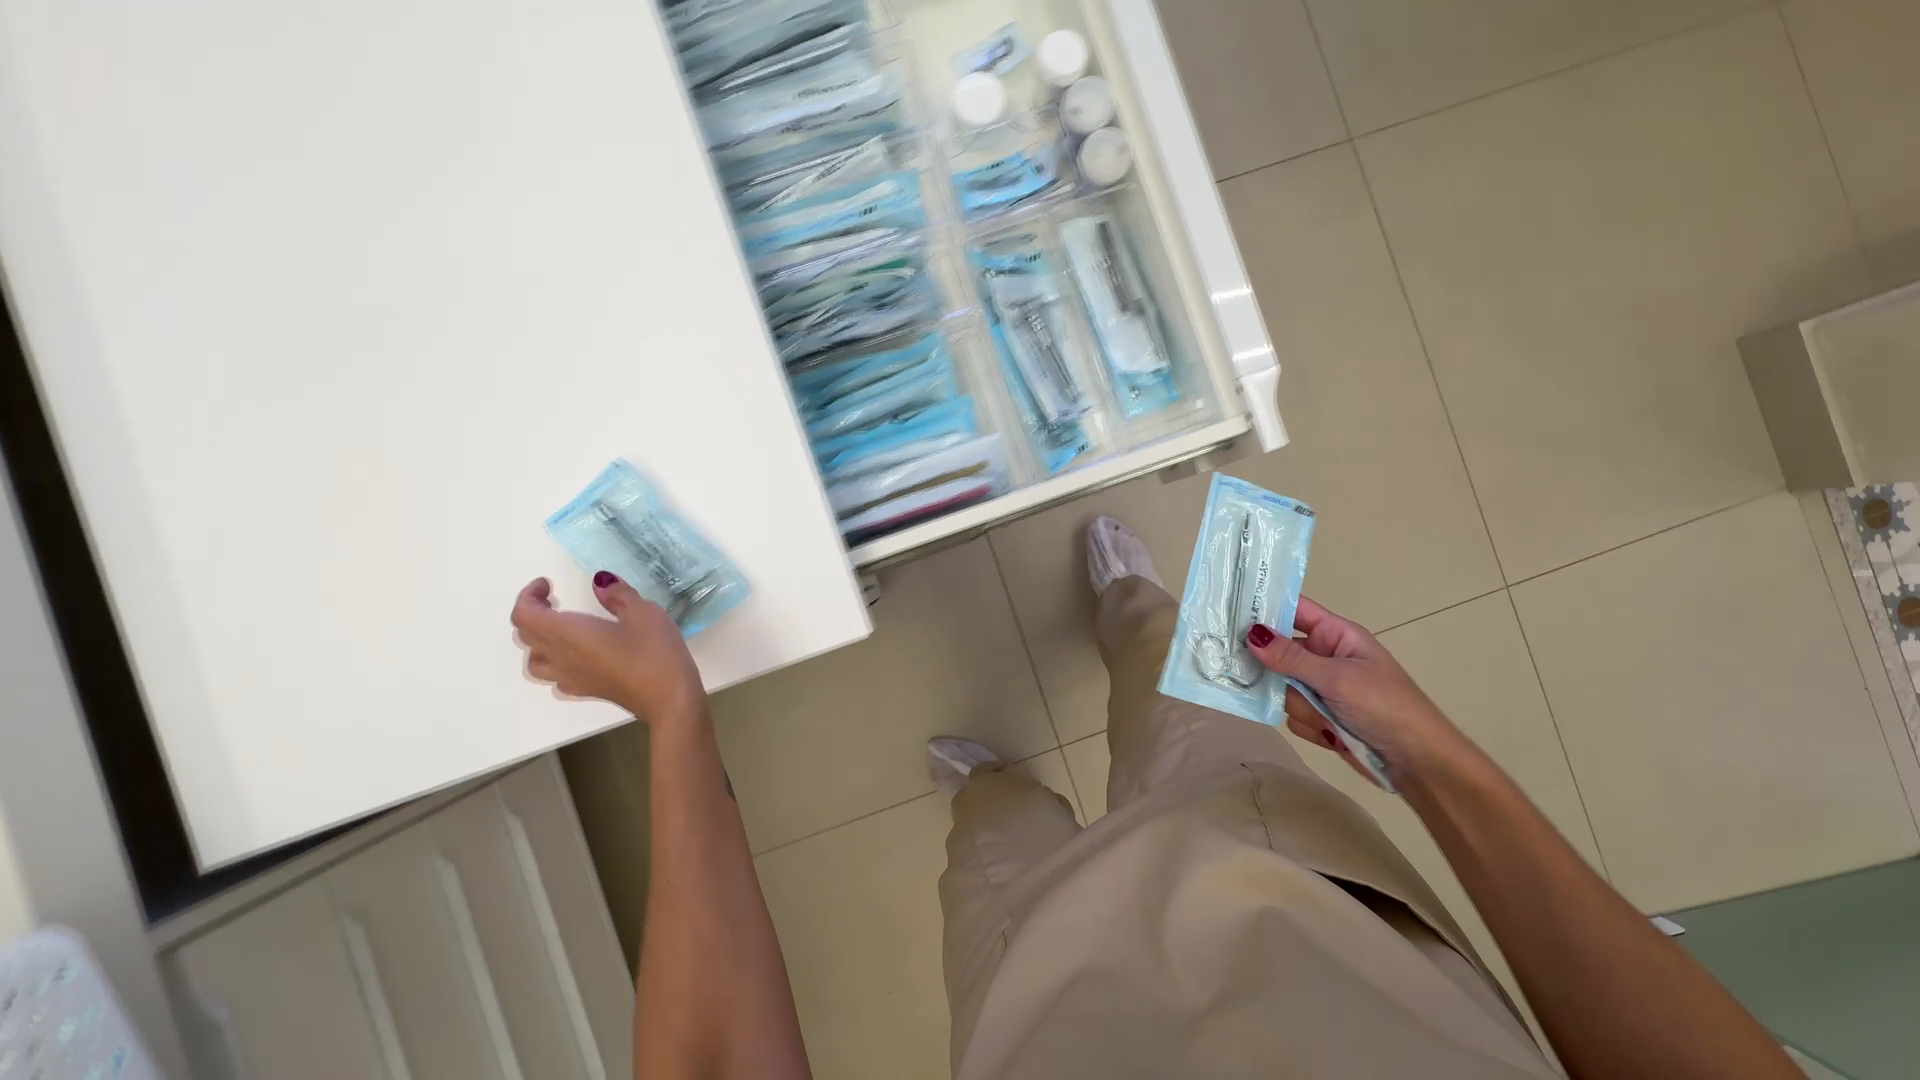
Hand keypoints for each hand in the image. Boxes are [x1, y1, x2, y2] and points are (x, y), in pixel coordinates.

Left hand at [510, 572, 706, 724]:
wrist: (669, 698)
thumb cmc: (656, 651)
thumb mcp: (644, 612)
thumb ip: (618, 595)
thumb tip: (601, 582)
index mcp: (568, 633)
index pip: (524, 616)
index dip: (528, 596)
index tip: (549, 584)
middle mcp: (561, 657)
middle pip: (525, 636)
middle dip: (533, 612)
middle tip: (554, 599)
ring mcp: (571, 678)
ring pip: (534, 661)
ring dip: (538, 641)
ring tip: (561, 629)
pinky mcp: (586, 691)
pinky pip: (555, 677)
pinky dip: (556, 662)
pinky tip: (578, 656)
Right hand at [1245, 597, 1465, 786]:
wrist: (1418, 763)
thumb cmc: (1385, 707)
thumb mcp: (1337, 678)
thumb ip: (1291, 657)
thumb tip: (1251, 633)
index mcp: (1337, 636)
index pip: (1295, 610)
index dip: (1265, 607)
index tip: (1228, 608)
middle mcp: (1326, 658)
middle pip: (1279, 653)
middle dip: (1276, 671)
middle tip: (1248, 673)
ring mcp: (1323, 690)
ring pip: (1283, 689)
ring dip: (1301, 706)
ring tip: (1327, 719)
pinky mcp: (1322, 718)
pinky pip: (1292, 715)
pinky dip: (1308, 725)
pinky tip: (1329, 734)